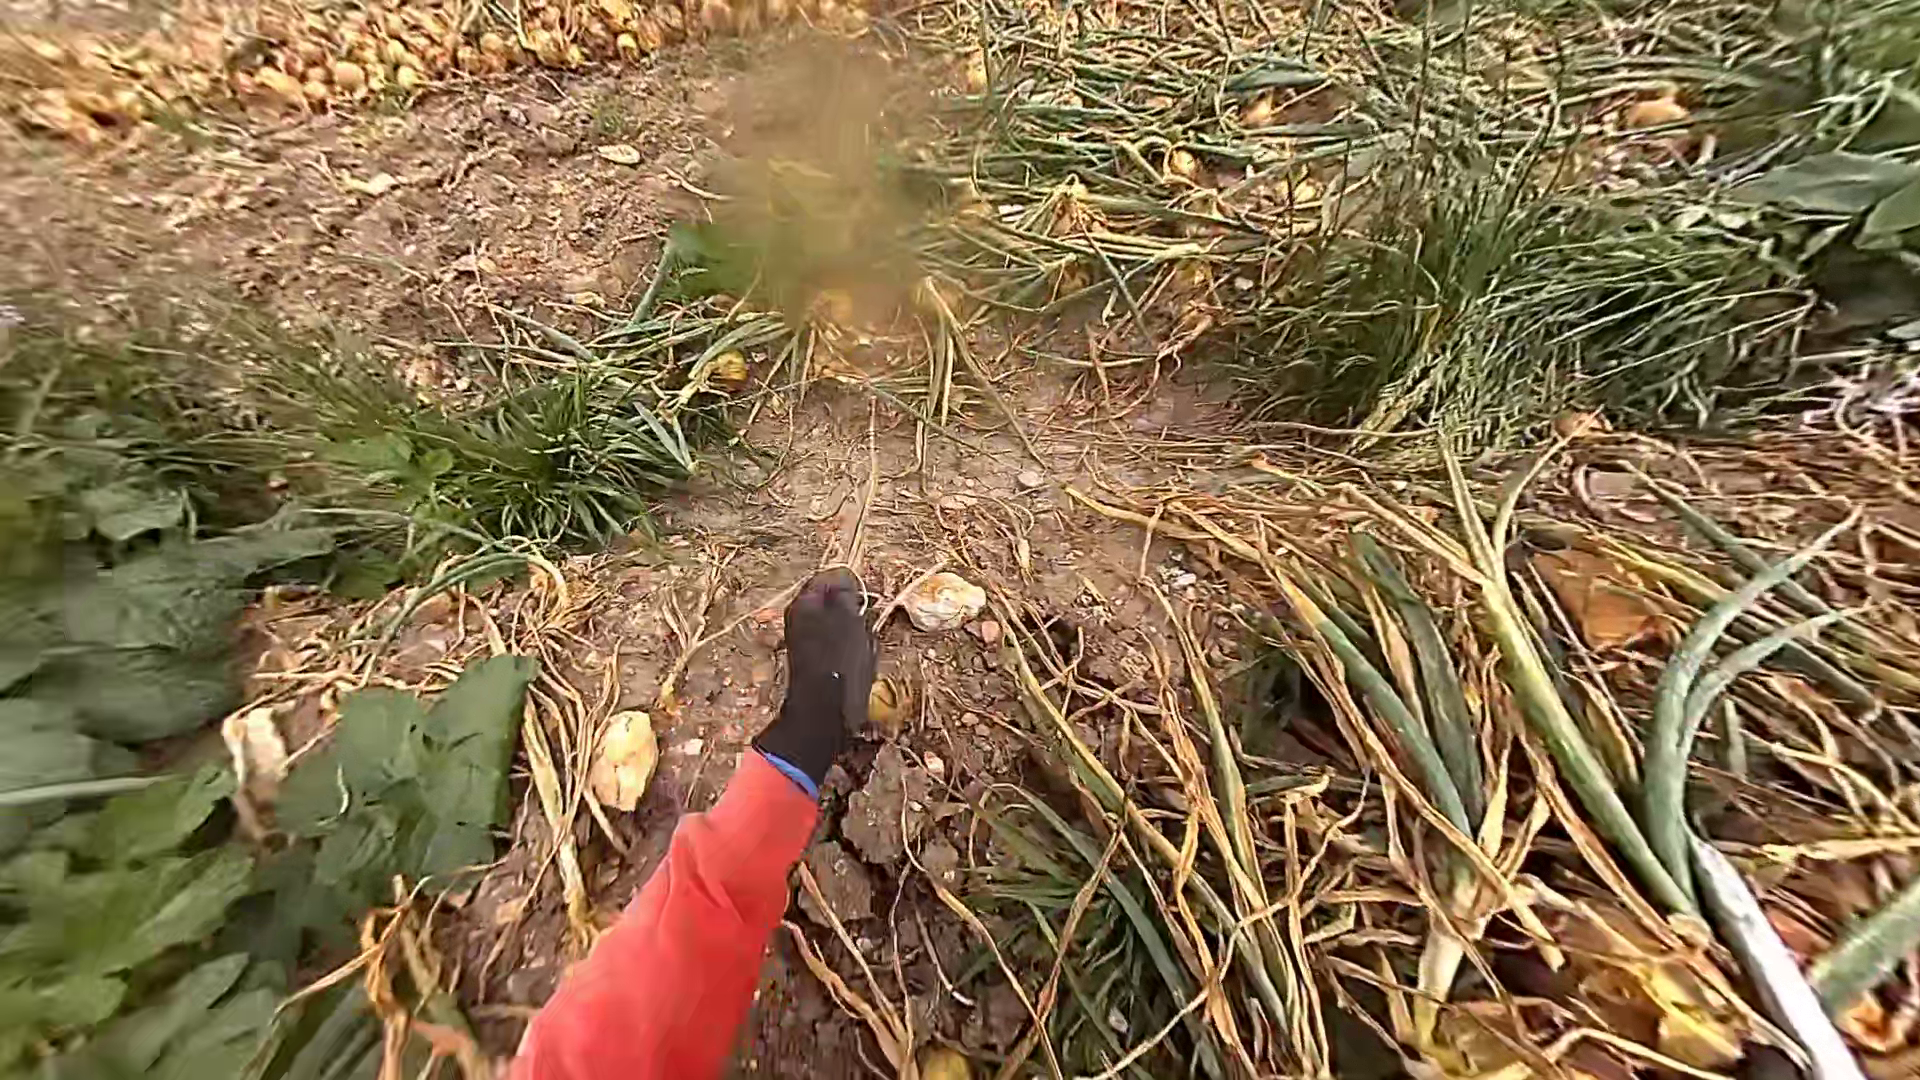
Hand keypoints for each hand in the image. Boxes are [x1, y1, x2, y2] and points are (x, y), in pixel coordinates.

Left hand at [752, 568, 875, 789]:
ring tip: (865, 642)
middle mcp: (800, 619)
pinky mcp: (817, 661)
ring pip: (839, 623)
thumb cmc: (838, 660)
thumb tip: (843, 577)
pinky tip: (862, 659)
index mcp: (804, 604)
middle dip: (853, 607)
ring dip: (855, 629)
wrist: (824, 710)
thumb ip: (844, 593)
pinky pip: (840, 644)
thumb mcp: (847, 617)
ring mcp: (807, 641)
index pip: (828, 578)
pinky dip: (853, 647)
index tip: (866, 595)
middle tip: (867, 618)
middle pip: (833, 601)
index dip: (849, 583)